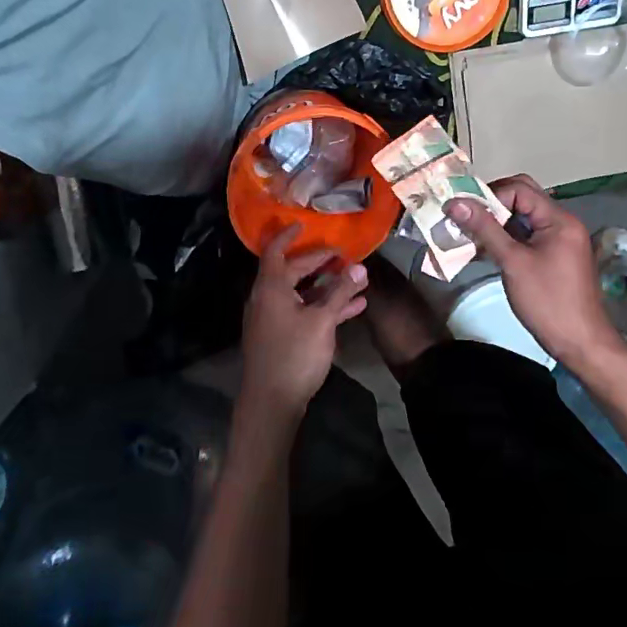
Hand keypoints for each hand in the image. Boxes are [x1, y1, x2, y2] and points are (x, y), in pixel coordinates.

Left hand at [239, 225, 368, 423]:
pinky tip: (353, 308)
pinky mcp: (280, 336)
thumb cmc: (294, 354)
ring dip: (325, 286)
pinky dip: (323, 307)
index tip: (304, 223)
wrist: (271, 402)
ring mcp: (272, 318)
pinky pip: (302, 312)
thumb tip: (360, 267)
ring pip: (301, 293)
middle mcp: (267, 298)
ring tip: (354, 279)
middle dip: (317, 262)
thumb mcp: (322, 321)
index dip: (288, 235)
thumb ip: (340, 293)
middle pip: (291, 271)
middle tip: (343, 255)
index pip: (275, 251)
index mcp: (270, 288)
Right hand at [443, 175, 624, 367]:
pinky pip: (526, 234)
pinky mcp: (553, 255)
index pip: (519, 189)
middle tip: (465, 218)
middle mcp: (562, 223)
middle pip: (522, 197)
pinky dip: (505, 237)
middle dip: (491, 204)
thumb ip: (485, 229)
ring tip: (468, 233)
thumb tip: (455, 203)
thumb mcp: (512, 262)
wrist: (580, 343)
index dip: (490, 196)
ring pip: (522, 217)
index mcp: (559, 219)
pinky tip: (484, 249)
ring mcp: (559, 239)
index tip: (465, 213)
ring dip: (495, 222)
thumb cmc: (547, 301)